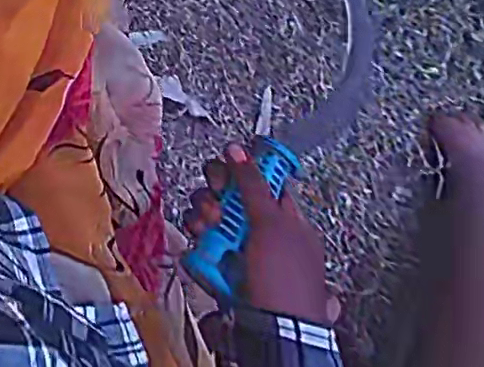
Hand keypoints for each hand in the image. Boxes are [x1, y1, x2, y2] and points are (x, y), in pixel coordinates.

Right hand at [183, 142, 332, 322]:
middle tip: (219, 209)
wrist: (272, 333)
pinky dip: (198, 240)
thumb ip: (253, 185)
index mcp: (285, 218)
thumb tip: (237, 149)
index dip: (241, 170)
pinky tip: (203, 246)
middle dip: (215, 197)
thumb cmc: (285, 280)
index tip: (228, 172)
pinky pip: (200, 238)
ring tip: (210, 233)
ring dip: (204, 219)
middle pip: (227, 192)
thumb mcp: (273, 226)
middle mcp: (261, 229)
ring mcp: (240, 246)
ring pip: (209, 213)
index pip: (260, 179)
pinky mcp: (220, 261)